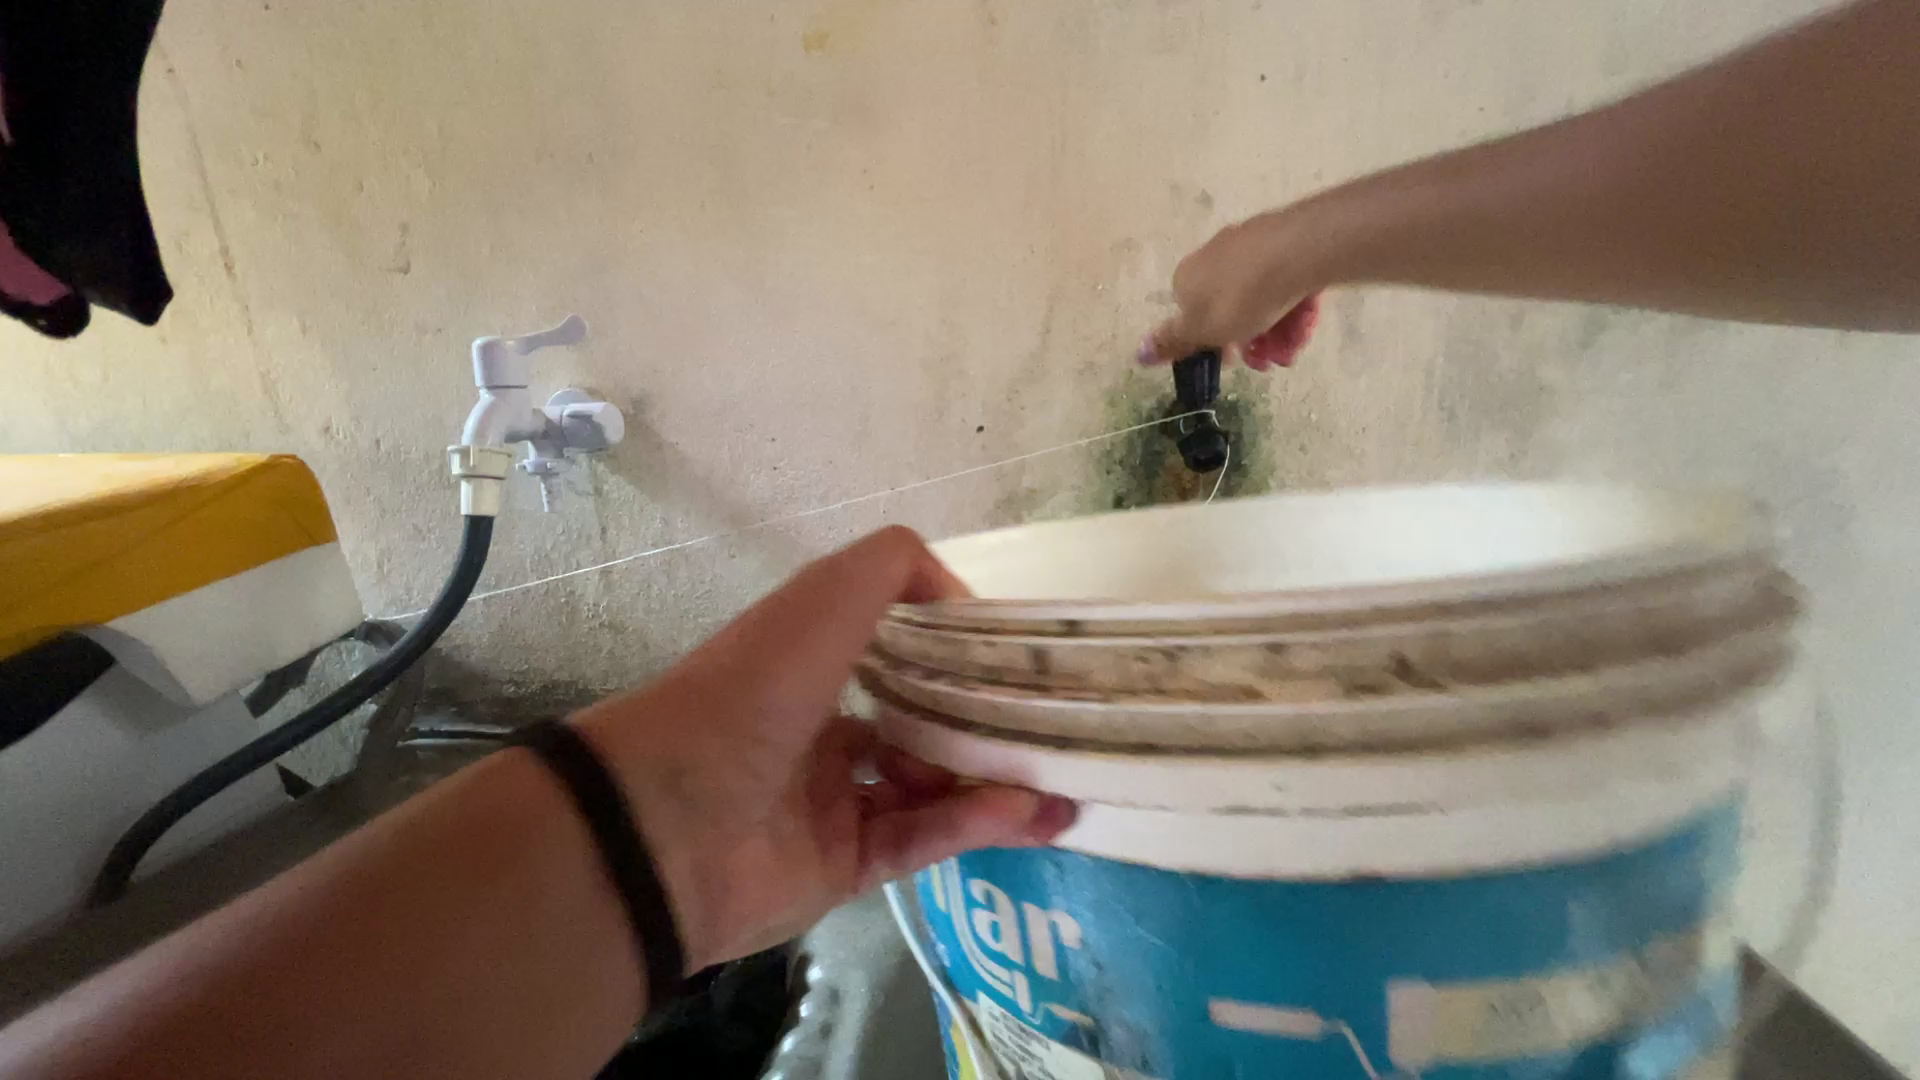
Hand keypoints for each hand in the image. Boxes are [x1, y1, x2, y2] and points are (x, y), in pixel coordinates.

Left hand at [573, 526, 1076, 970]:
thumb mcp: (826, 596)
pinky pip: (922, 840)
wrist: (666, 821)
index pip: (902, 655)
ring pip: (932, 789)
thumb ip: (896, 566)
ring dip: (996, 784)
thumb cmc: (753, 689)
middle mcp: (826, 729)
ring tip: (1060, 784)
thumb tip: (963, 602)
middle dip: (987, 727)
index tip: (1014, 659)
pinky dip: (976, 824)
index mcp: (815, 665)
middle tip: (1051, 729)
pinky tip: (1032, 813)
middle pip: (923, 726)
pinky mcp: (845, 865)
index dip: (957, 655)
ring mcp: (836, 800)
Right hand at [1143, 211, 1323, 371]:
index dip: (1208, 342)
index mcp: (1185, 278)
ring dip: (1272, 330)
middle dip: (1246, 340)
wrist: (1298, 251)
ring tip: (1290, 348)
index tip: (1230, 358)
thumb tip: (1138, 354)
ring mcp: (1248, 244)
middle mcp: (1211, 257)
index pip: (1189, 315)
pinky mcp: (1283, 239)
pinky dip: (1290, 304)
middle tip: (1265, 359)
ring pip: (1257, 299)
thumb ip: (1172, 343)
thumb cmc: (1241, 299)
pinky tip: (1304, 320)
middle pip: (1227, 310)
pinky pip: (1282, 280)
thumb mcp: (1201, 332)